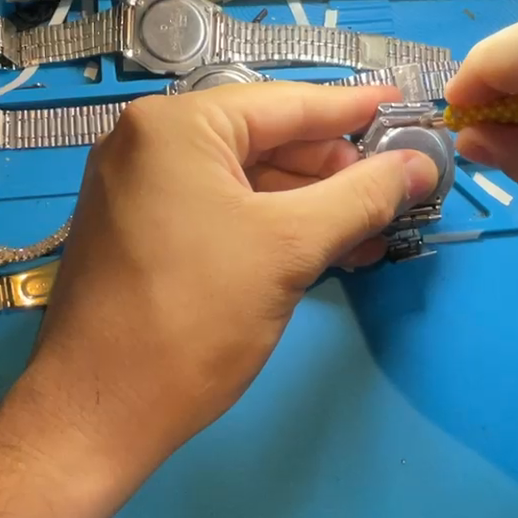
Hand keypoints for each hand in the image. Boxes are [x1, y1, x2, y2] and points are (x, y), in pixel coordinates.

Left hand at [3, 83, 441, 479]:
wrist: (97, 414)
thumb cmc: (193, 319)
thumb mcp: (288, 249)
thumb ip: (361, 196)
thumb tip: (419, 165)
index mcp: (176, 125)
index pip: (285, 104)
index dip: (353, 109)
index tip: (406, 107)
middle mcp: (150, 142)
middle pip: (266, 140)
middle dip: (336, 170)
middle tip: (399, 189)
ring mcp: (140, 188)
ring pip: (246, 181)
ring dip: (310, 206)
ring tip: (373, 231)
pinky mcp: (142, 231)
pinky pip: (222, 211)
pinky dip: (272, 227)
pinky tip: (324, 248)